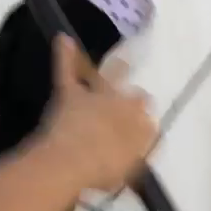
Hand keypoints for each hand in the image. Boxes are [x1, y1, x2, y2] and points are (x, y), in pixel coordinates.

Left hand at [36, 35, 157, 193]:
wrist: (72, 160)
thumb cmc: (102, 172)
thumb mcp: (128, 169)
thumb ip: (137, 154)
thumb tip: (143, 147)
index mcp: (139, 126)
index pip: (148, 121)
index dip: (143, 126)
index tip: (139, 132)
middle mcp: (122, 106)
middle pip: (135, 97)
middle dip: (135, 99)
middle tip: (134, 103)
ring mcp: (96, 96)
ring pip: (109, 77)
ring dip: (118, 69)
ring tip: (124, 62)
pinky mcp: (70, 94)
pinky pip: (67, 69)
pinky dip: (64, 54)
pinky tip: (62, 38)